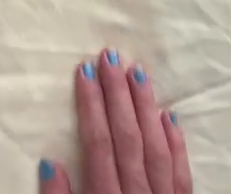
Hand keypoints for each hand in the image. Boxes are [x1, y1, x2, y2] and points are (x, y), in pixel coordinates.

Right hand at [40, 50, 191, 193]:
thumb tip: (49, 163)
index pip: (98, 144)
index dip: (91, 105)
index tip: (85, 70)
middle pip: (128, 138)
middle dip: (117, 94)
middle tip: (110, 56)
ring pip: (156, 148)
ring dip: (146, 107)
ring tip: (137, 71)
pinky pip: (181, 173)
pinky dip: (176, 143)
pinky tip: (169, 115)